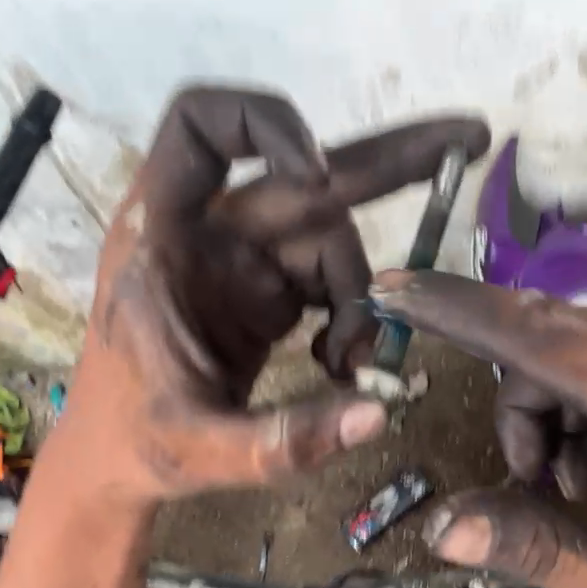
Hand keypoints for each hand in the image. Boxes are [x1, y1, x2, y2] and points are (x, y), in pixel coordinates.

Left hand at [45, 88, 489, 505]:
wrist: (118, 461)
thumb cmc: (138, 445)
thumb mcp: (204, 450)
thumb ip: (286, 440)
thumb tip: (378, 415)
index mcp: (163, 239)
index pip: (202, 129)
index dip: (267, 126)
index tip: (321, 175)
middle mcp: (208, 234)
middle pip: (304, 178)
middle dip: (387, 164)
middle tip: (469, 139)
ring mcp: (241, 262)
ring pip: (329, 242)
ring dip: (361, 298)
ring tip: (354, 364)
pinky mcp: (264, 294)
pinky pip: (329, 284)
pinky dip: (351, 318)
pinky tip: (341, 365)